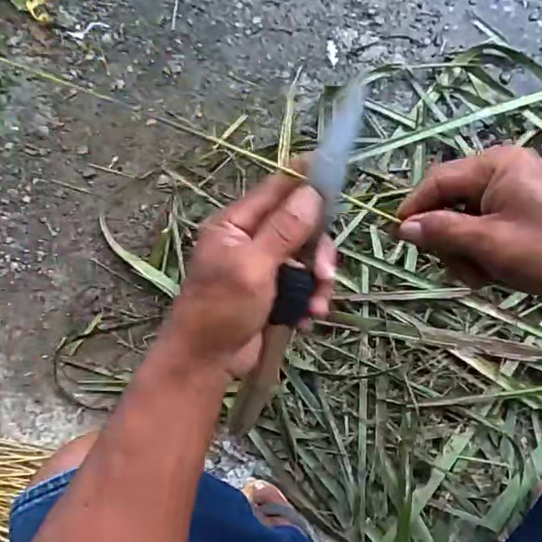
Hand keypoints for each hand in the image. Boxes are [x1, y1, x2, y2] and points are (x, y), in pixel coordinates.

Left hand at [160, 171, 336, 378]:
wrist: (205, 362)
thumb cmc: (219, 311)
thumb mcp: (252, 266)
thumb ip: (283, 230)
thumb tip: (311, 192)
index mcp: (235, 224)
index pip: (276, 190)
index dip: (306, 182)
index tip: (335, 178)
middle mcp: (250, 240)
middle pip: (300, 227)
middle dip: (317, 251)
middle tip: (325, 274)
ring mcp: (262, 268)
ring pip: (306, 259)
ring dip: (317, 283)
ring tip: (316, 307)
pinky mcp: (273, 294)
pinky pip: (302, 286)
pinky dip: (309, 301)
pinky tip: (308, 319)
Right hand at [395, 145, 541, 306]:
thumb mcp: (489, 244)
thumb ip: (443, 233)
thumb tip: (403, 228)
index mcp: (496, 165)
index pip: (437, 181)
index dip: (414, 210)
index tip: (399, 240)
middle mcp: (506, 170)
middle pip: (451, 202)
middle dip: (449, 240)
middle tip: (464, 270)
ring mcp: (520, 191)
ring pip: (468, 221)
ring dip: (467, 252)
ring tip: (487, 275)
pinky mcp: (530, 212)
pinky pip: (490, 228)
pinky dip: (486, 251)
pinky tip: (500, 271)